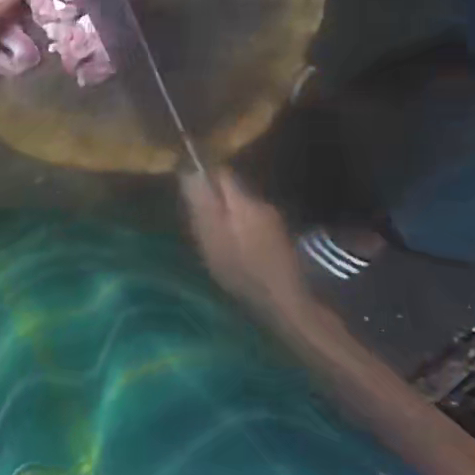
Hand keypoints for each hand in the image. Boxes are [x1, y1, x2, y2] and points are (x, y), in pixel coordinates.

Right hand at [180, 168, 312, 321]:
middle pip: (232, 189)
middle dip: (215, 197)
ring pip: (242, 206)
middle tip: (197, 218)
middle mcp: (261, 204)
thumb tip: (189, 170)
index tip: (188, 189)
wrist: (286, 304)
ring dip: (228, 215)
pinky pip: (252, 222)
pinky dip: (240, 229)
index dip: (202, 176)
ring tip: (214, 235)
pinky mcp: (280, 240)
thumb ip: (201, 201)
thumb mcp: (211, 234)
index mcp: (242, 201)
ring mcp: (274, 222)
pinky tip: (235, 248)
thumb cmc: (241, 268)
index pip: (220, 172)